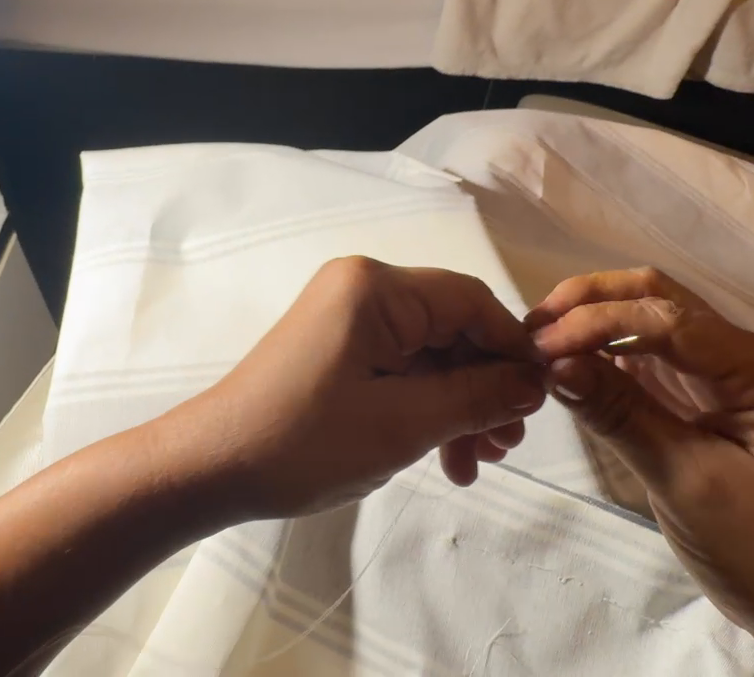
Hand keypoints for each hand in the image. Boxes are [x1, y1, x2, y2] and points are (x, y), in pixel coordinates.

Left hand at [163, 257, 547, 520]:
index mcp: (375, 288)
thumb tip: (534, 382)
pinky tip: (441, 455)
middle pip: (450, 328)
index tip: (540, 401)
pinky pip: (399, 367)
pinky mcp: (338, 347)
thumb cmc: (307, 440)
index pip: (470, 299)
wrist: (214, 466)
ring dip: (457, 404)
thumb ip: (477, 396)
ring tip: (474, 463)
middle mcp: (362, 288)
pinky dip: (424, 406)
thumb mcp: (404, 423)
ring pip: (428, 353)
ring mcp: (347, 317)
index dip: (512, 347)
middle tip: (503, 447)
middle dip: (483, 387)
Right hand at [526, 270, 753, 652]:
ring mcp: (725, 372)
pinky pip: (646, 355)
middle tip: (531, 327)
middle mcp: (750, 356)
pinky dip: (603, 351)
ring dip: (592, 321)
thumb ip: (620, 415)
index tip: (539, 344)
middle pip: (660, 299)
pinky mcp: (701, 393)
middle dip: (591, 302)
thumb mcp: (689, 484)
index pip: (671, 321)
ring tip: (538, 340)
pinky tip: (568, 360)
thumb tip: (552, 362)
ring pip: (649, 317)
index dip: (599, 322)